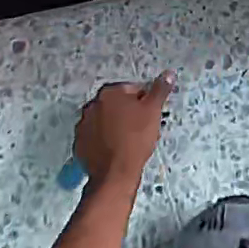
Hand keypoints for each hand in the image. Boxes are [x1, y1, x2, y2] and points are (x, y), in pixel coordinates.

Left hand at [74, 71, 173, 192]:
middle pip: (116, 103)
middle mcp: (92, 105)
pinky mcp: (79, 144)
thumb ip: (160, 89)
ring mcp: (83, 125)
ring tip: (129, 139)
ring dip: (115, 125)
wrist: (115, 173)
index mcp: (110, 92)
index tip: (149, 114)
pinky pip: (95, 136)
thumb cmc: (135, 139)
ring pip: (104, 120)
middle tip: (141, 126)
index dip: (144, 101)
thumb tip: (168, 74)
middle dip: (128, 112)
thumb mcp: (153, 111)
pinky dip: (104, 139)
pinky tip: (116, 148)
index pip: (132, 89)